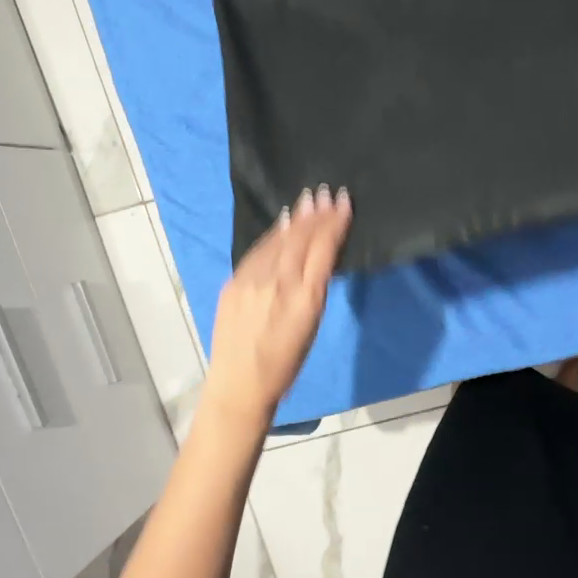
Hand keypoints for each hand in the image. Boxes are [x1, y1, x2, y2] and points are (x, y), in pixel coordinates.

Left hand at [203, 185, 351, 423]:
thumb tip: (318, 259)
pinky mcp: (234, 284)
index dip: (333, 224)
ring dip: (296, 220)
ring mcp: (252, 281)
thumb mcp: (311, 327)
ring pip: (278, 241)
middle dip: (316, 215)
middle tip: (327, 193)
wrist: (240, 384)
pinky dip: (273, 235)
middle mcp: (277, 282)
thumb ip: (314, 290)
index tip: (343, 203)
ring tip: (308, 202)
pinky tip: (282, 225)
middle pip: (300, 239)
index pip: (321, 249)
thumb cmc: (285, 365)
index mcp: (304, 297)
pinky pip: (258, 251)